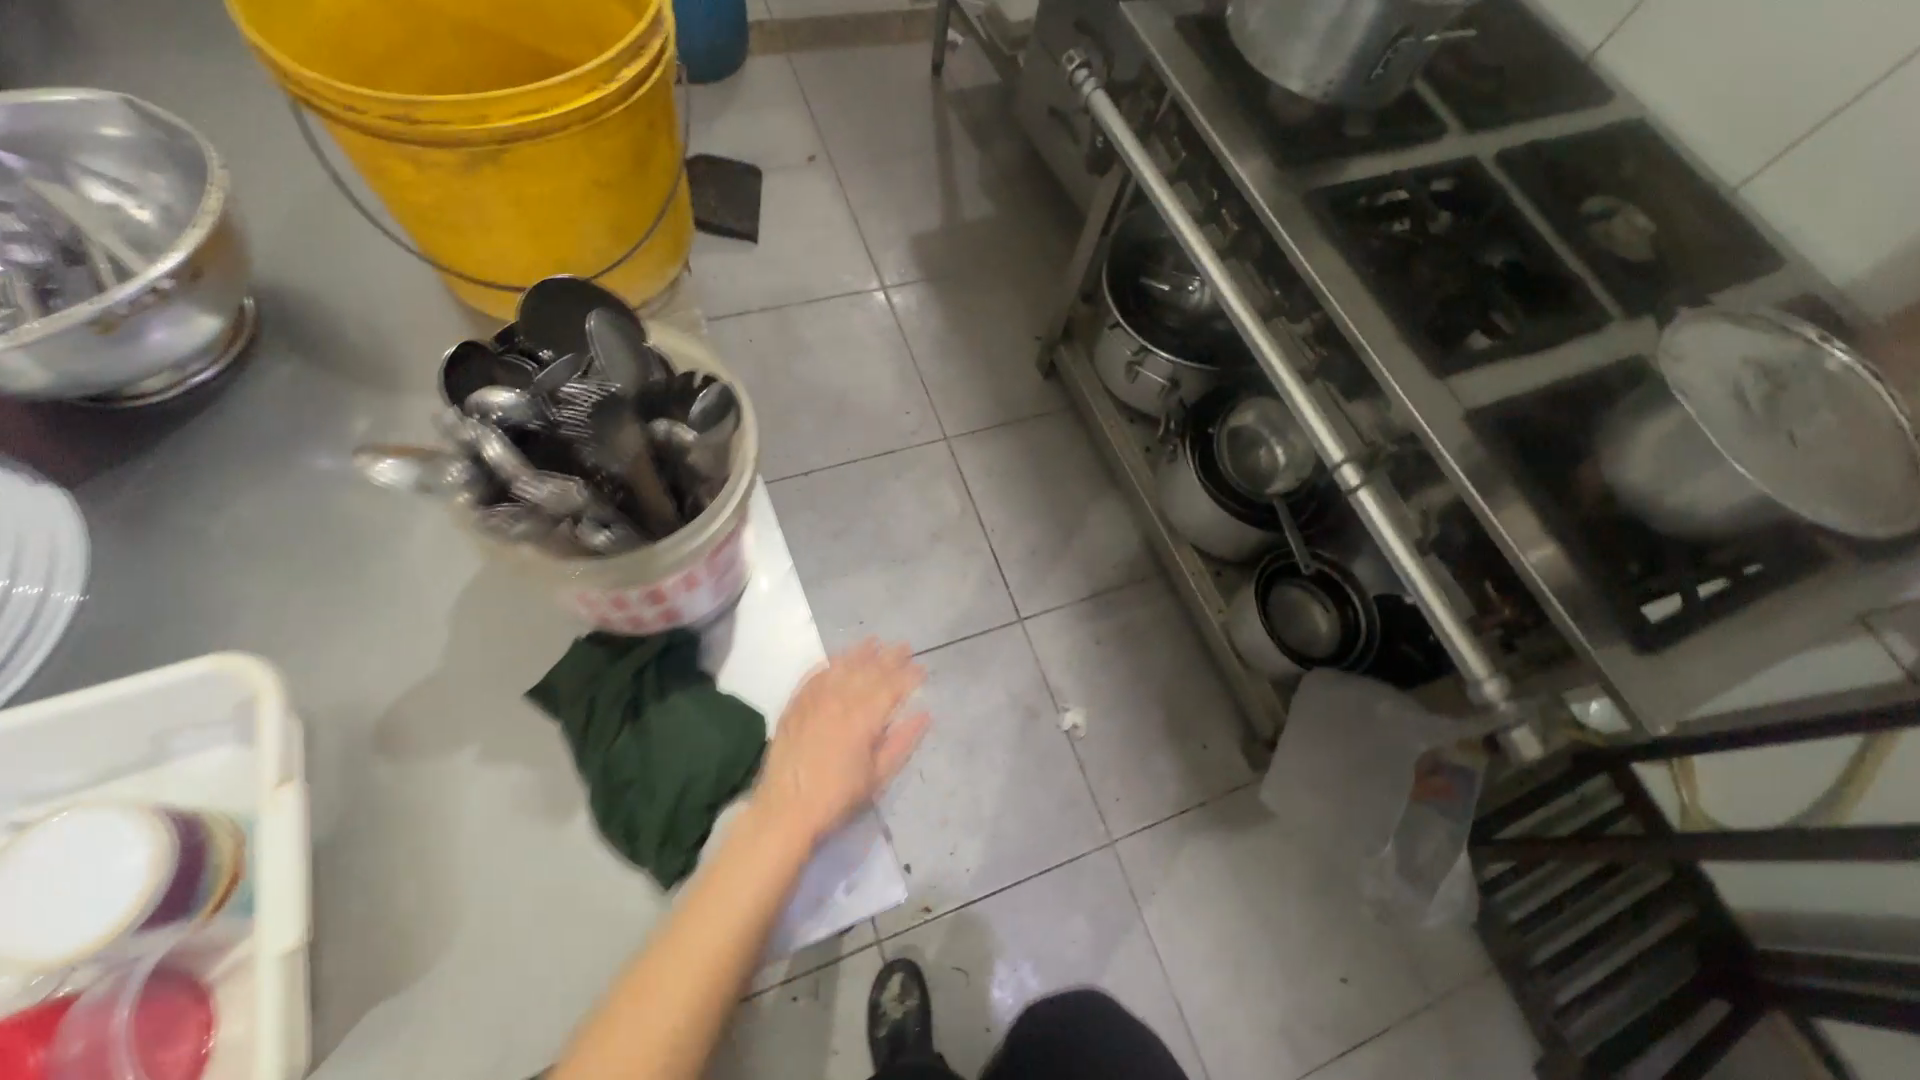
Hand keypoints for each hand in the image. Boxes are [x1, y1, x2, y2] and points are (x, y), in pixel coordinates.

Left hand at [753, 639, 930, 846]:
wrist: (784, 809)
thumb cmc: (837, 798)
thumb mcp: (877, 777)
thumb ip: (902, 742)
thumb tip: (925, 714)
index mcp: (863, 718)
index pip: (892, 686)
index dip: (909, 675)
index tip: (922, 668)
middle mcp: (839, 700)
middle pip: (868, 671)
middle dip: (889, 657)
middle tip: (905, 647)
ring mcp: (813, 700)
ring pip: (841, 667)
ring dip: (860, 653)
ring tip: (875, 642)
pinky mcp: (794, 705)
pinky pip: (814, 676)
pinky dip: (829, 664)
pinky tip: (836, 659)